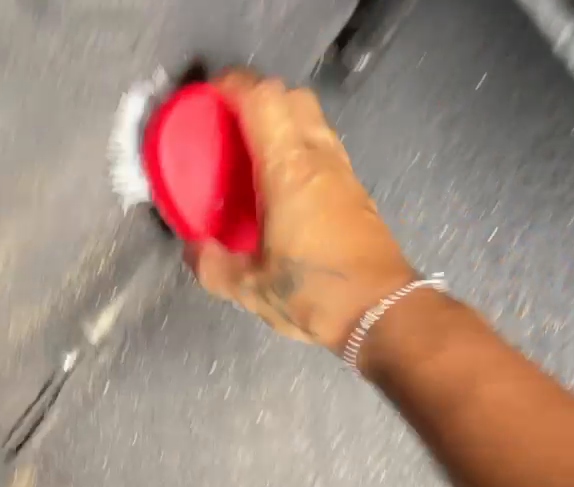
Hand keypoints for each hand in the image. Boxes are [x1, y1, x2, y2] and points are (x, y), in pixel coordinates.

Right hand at [189, 72, 416, 351]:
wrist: (379, 311)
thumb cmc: (314, 295)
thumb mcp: (249, 288)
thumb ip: (213, 266)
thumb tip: (193, 250)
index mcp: (289, 173)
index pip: (262, 100)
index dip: (233, 88)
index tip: (208, 98)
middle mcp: (319, 160)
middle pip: (291, 98)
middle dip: (257, 99)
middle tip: (227, 125)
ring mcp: (342, 172)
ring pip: (311, 120)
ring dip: (280, 121)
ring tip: (249, 152)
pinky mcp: (354, 191)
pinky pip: (321, 147)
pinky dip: (296, 146)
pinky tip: (277, 182)